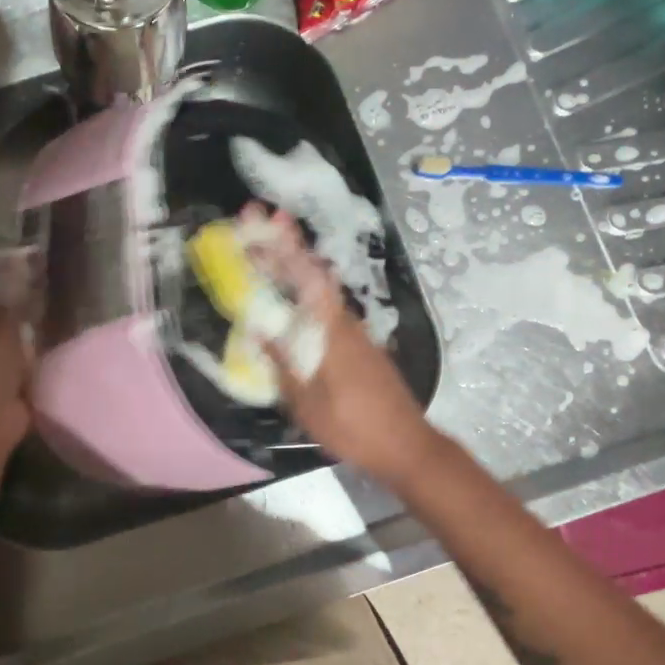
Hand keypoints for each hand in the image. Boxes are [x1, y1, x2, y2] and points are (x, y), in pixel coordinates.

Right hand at [241, 205, 445, 484]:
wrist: (407, 447)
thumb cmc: (354, 427)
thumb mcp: (307, 402)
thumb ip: (282, 362)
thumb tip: (259, 329)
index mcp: (331, 331)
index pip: (307, 276)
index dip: (286, 244)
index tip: (268, 217)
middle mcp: (345, 323)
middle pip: (311, 276)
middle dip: (283, 248)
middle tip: (257, 223)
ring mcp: (355, 335)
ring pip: (318, 293)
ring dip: (291, 272)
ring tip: (263, 259)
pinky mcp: (359, 349)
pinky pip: (324, 312)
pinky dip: (303, 299)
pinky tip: (288, 307)